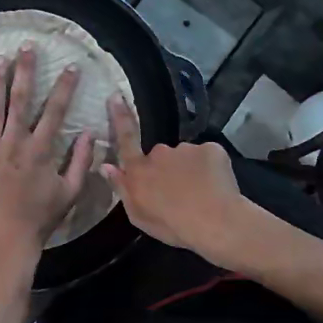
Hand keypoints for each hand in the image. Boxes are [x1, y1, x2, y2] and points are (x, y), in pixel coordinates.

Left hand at [0, 44, 93, 258]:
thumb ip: (82, 161)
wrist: (7, 238)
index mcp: (41, 150)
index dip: (64, 87)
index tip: (71, 66)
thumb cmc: (42, 216)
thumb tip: (92, 133)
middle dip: (25, 71)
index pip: (56, 110)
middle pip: (21, 99)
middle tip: (27, 46)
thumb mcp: (71, 191)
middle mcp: (15, 143)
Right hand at [99, 95, 254, 266]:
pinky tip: (215, 186)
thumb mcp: (139, 215)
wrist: (215, 222)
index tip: (116, 96)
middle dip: (168, 169)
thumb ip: (122, 188)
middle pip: (161, 156)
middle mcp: (160, 153)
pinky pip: (208, 156)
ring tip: (200, 193)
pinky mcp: (211, 148)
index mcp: (139, 171)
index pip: (126, 139)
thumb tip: (106, 166)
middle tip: (180, 192)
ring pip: (186, 156)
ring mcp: (187, 148)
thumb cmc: (173, 226)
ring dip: (190, 169)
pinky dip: (211, 168)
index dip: (120, 117)